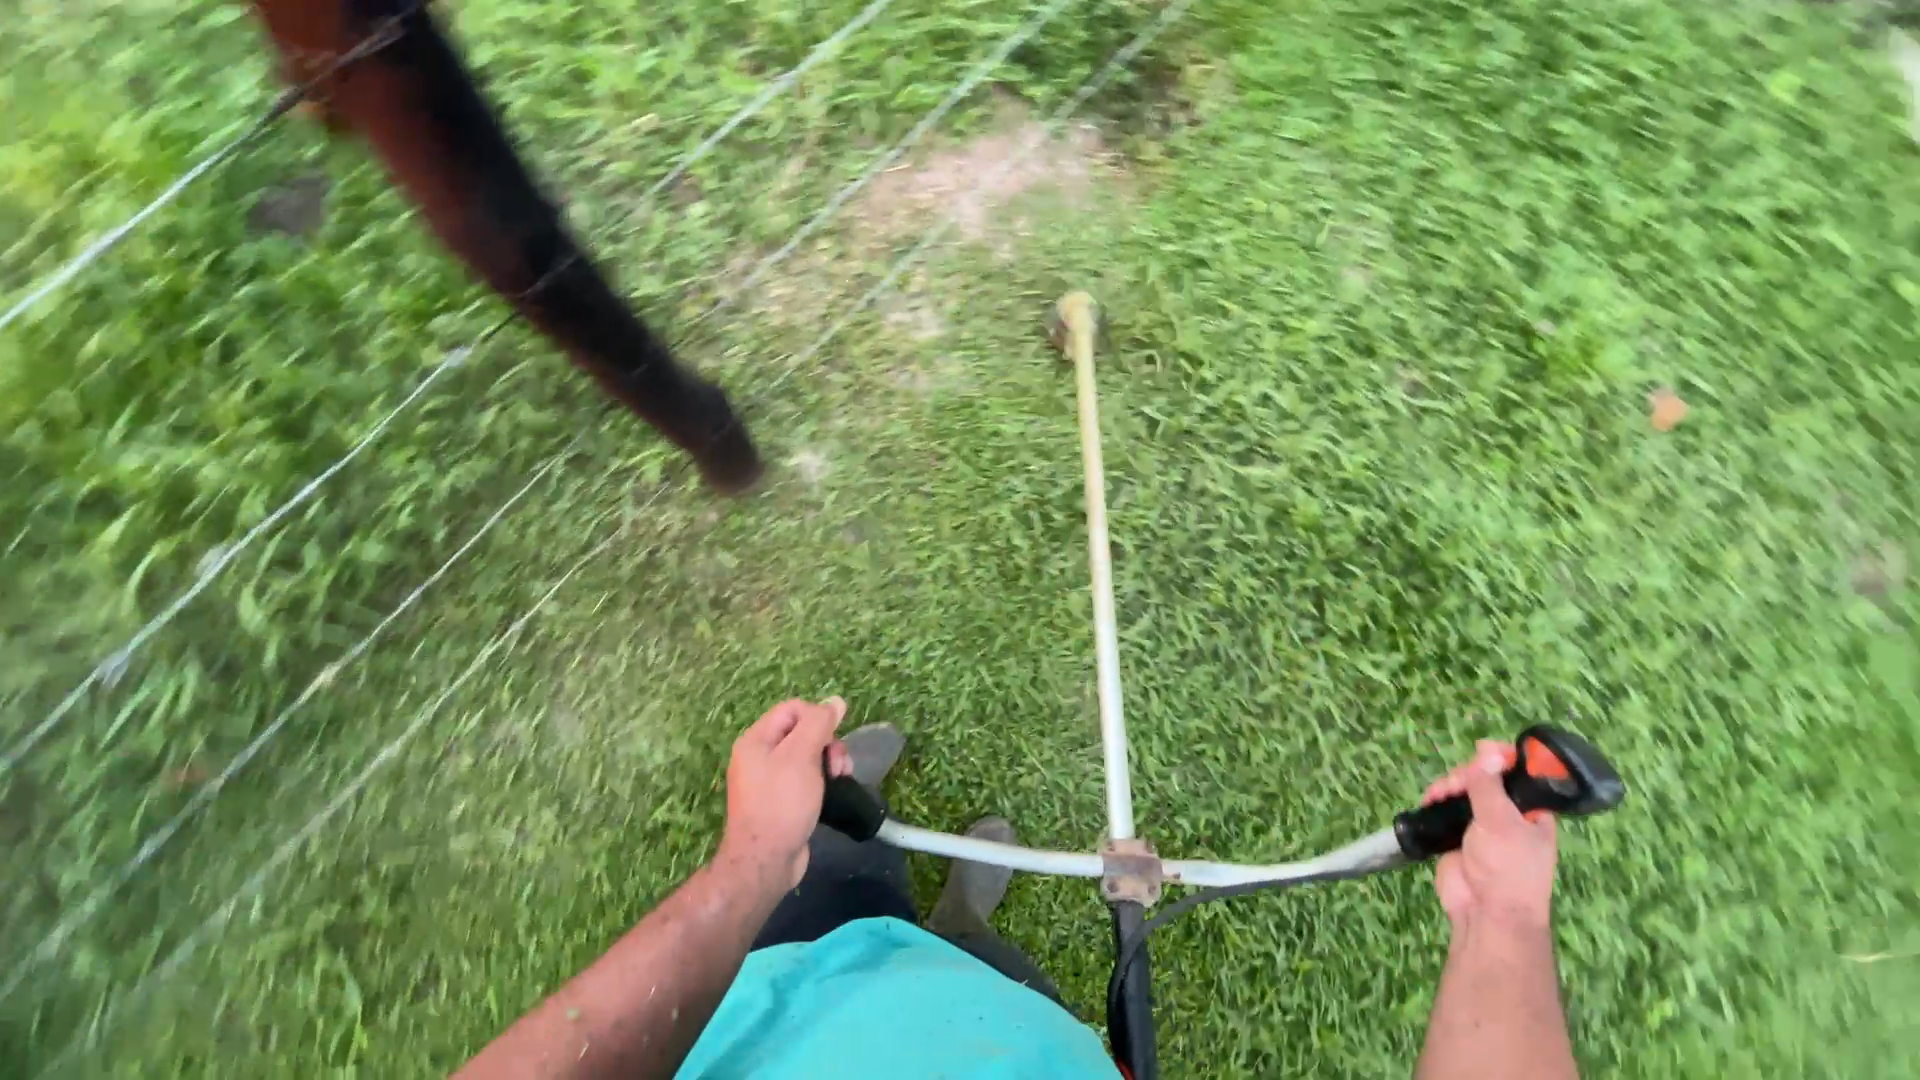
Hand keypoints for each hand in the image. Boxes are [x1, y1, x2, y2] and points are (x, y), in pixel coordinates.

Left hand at [717, 697, 851, 890]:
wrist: (765, 861)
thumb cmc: (781, 803)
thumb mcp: (801, 756)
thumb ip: (818, 723)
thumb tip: (835, 701)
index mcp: (757, 740)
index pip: (793, 709)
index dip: (818, 717)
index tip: (834, 738)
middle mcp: (759, 756)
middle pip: (802, 732)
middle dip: (827, 743)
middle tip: (839, 766)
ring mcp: (770, 781)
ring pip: (808, 756)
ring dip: (829, 762)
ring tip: (841, 780)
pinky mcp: (781, 801)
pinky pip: (806, 778)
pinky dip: (822, 780)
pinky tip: (833, 792)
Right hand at [1422, 740, 1556, 932]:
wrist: (1486, 912)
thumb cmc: (1507, 867)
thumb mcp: (1500, 821)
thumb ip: (1489, 784)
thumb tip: (1487, 748)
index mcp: (1532, 811)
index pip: (1519, 772)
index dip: (1501, 758)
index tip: (1482, 752)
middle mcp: (1509, 814)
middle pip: (1485, 777)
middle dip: (1466, 774)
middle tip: (1455, 785)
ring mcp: (1483, 825)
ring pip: (1463, 790)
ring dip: (1448, 786)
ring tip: (1437, 795)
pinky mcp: (1458, 835)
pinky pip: (1447, 807)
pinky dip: (1437, 800)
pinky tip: (1430, 801)